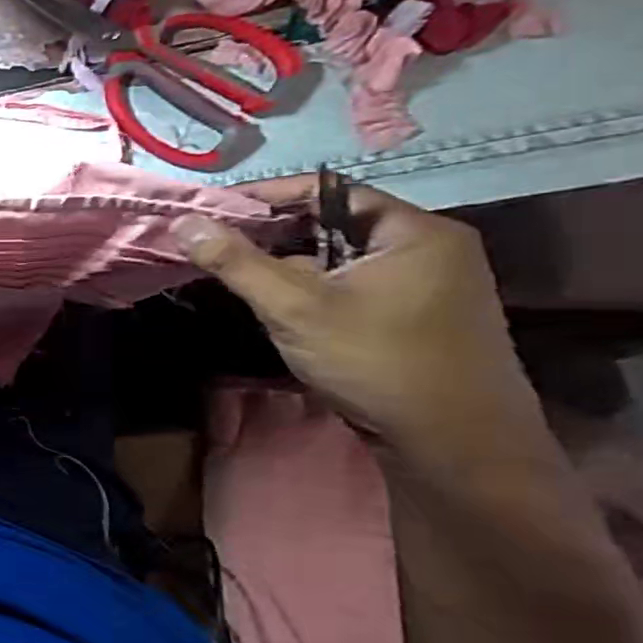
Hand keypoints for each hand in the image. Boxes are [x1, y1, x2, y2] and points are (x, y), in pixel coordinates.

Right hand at [173, 180, 542, 455]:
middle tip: (223, 246)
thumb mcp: (295, 308)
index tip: (218, 209)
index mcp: (416, 232)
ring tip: (247, 280)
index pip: (329, 192)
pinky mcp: (423, 319)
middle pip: (335, 225)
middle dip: (277, 236)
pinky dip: (319, 290)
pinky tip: (287, 311)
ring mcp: (433, 286)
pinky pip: (358, 286)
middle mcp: (432, 249)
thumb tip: (184, 222)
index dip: (269, 197)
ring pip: (344, 259)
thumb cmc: (378, 363)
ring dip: (295, 267)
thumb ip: (236, 261)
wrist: (457, 451)